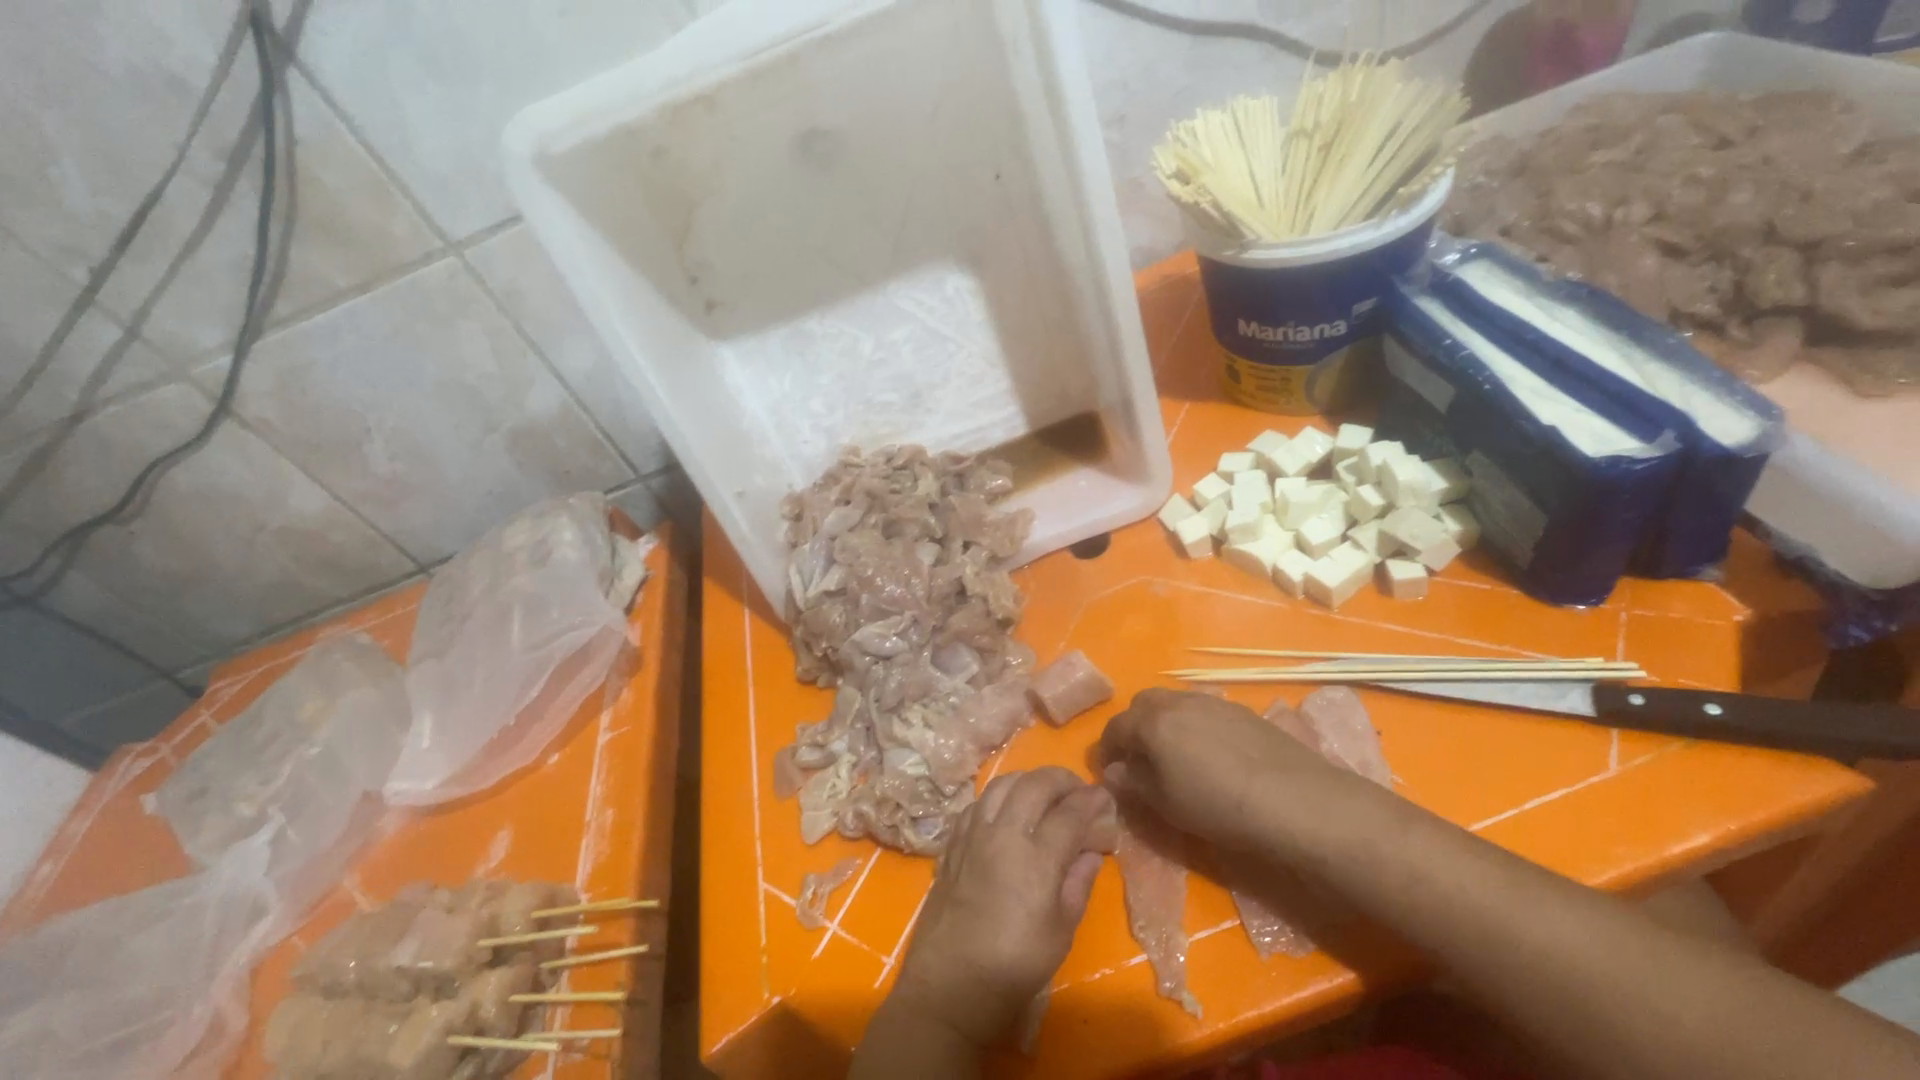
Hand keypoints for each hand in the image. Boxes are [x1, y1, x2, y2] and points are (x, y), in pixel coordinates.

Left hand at [890, 768, 1112, 1047]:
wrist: (950, 984)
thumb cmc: (1014, 965)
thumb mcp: (1061, 931)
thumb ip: (1078, 883)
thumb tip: (1091, 851)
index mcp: (1035, 857)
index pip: (1070, 813)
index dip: (1091, 800)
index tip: (1105, 796)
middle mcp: (1003, 834)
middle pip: (1035, 785)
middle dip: (1062, 779)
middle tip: (1078, 790)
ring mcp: (973, 835)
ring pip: (1002, 784)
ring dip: (1029, 781)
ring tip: (1045, 794)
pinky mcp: (952, 844)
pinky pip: (979, 803)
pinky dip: (1000, 796)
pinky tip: (1008, 811)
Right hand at [1098, 689, 1332, 852]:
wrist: (1294, 800)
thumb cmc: (1216, 805)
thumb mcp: (1164, 803)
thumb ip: (1133, 782)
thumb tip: (1115, 770)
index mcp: (1151, 721)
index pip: (1115, 728)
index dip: (1106, 750)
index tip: (1108, 772)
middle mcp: (1179, 702)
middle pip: (1144, 705)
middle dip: (1135, 728)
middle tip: (1140, 759)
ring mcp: (1215, 702)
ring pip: (1177, 704)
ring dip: (1167, 725)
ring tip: (1176, 757)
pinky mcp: (1245, 712)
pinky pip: (1206, 712)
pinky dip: (1196, 727)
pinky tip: (1212, 756)